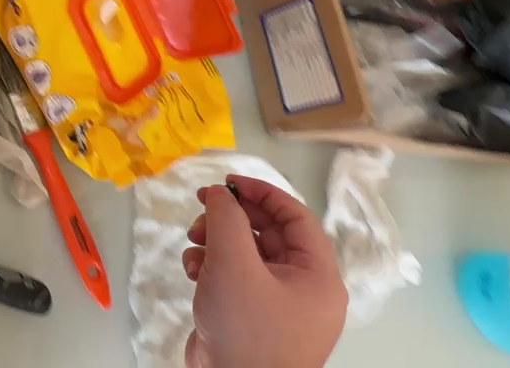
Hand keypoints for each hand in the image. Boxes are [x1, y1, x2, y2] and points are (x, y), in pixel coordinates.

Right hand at [184, 174, 346, 367]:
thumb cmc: (247, 325)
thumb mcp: (234, 262)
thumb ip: (226, 218)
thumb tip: (220, 193)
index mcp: (316, 276)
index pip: (296, 216)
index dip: (261, 192)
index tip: (225, 182)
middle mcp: (303, 287)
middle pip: (267, 232)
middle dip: (229, 217)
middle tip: (199, 208)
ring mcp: (278, 303)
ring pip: (246, 251)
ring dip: (214, 240)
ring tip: (193, 246)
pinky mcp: (253, 314)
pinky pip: (234, 274)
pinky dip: (211, 264)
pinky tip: (194, 272)